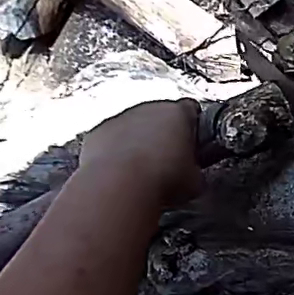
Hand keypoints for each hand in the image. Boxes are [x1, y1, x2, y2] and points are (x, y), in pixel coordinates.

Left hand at [78, 99, 202, 205]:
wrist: (119, 186)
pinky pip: (111, 140)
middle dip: (164, 135)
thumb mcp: (195, 180)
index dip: (193, 128)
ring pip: (134, 127)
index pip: (192, 110)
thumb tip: (192, 174)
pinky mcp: (97, 132)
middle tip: (168, 163)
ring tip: (142, 172)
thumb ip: (195, 168)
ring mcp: (120, 118)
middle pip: (160, 117)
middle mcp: (148, 108)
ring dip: (139, 143)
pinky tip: (121, 174)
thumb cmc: (162, 179)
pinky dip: (116, 153)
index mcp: (177, 113)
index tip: (192, 146)